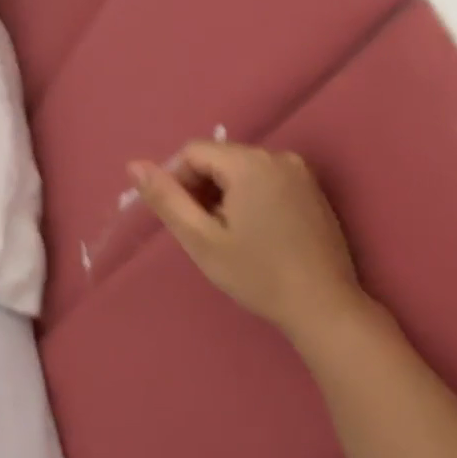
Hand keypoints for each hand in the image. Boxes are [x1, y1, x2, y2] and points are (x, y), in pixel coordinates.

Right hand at [130, 141, 376, 352]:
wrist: (322, 305)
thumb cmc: (256, 274)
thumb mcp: (201, 239)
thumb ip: (167, 199)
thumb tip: (134, 165)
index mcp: (250, 163)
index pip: (193, 152)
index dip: (177, 183)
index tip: (183, 221)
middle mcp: (278, 156)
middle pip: (220, 158)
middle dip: (202, 189)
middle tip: (204, 233)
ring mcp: (301, 172)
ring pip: (242, 171)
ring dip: (224, 196)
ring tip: (229, 237)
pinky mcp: (313, 190)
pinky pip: (267, 181)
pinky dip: (250, 199)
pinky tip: (255, 235)